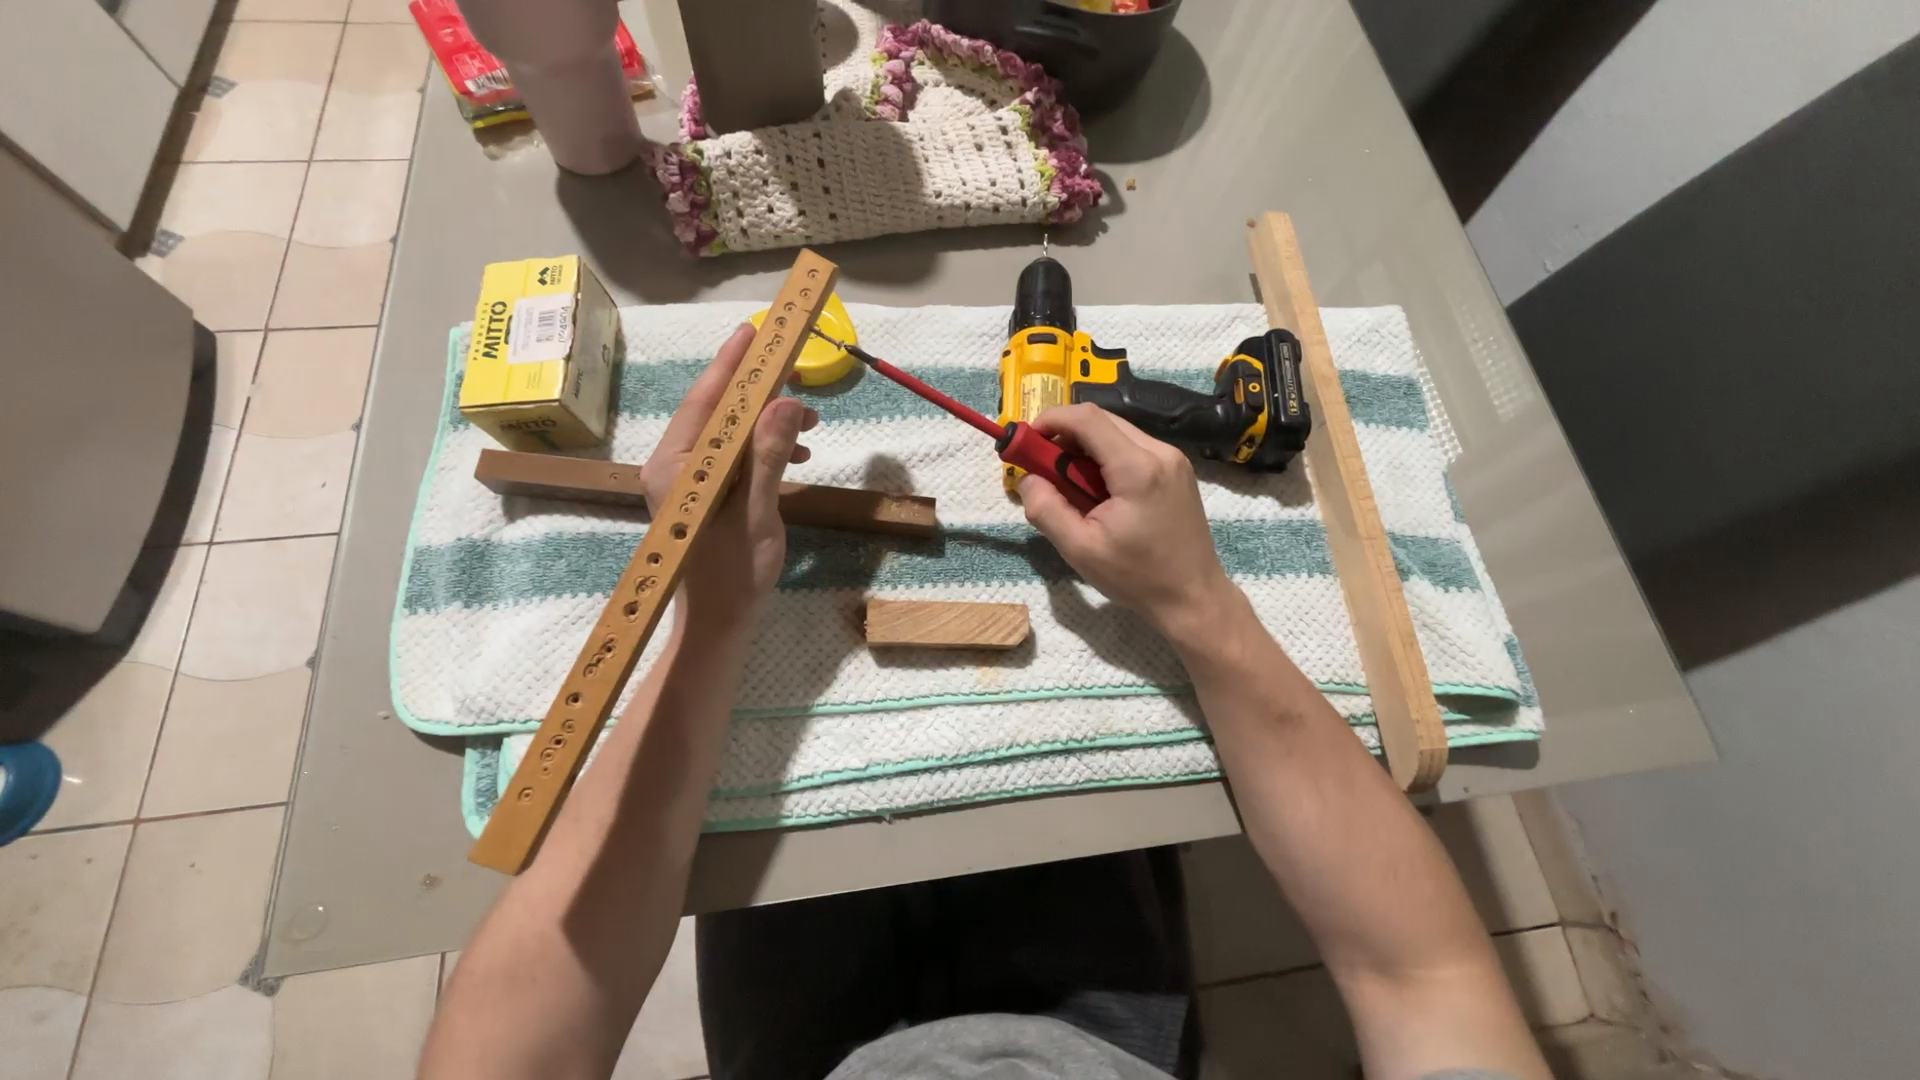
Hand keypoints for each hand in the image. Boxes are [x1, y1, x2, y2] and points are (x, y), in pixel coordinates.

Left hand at [640, 323, 815, 637]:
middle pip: (715, 412)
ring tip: (810, 418)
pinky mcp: (704, 493)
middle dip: (756, 390)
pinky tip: (798, 452)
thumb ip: (769, 456)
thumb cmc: (733, 575)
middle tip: (795, 368)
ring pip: (728, 432)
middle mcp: (674, 465)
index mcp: (676, 467)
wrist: (716, 623)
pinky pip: (734, 456)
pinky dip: (764, 447)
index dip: (730, 364)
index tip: (755, 332)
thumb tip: (787, 402)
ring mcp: (688, 480)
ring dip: (767, 421)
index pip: (704, 402)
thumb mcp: (758, 514)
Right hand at [1017, 404, 1238, 640]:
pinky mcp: (1178, 470)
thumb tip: (1027, 479)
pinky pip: (1133, 447)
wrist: (1192, 597)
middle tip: (1044, 468)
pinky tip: (1098, 490)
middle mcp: (1160, 452)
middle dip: (1065, 436)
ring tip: (1070, 484)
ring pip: (1118, 431)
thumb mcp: (1079, 549)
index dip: (1050, 420)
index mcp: (1137, 469)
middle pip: (1102, 420)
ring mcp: (1174, 459)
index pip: (1087, 419)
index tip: (1027, 443)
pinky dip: (1107, 457)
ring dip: (1086, 447)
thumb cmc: (1136, 577)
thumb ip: (1045, 509)